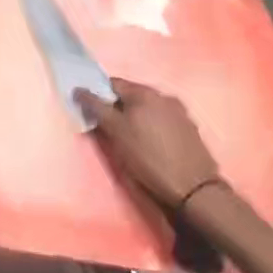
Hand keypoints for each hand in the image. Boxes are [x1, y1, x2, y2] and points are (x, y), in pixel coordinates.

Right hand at [76, 77, 221, 206]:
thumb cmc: (149, 157)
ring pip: (148, 108)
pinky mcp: (190, 129)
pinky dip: (152, 126)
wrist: (193, 189)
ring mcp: (180, 112)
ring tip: (130, 138)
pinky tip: (152, 144)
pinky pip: (163, 120)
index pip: (112, 83)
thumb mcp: (116, 133)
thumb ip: (96, 108)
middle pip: (132, 95)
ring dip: (136, 117)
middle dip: (118, 107)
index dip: (98, 95)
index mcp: (145, 92)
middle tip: (109, 128)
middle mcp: (164, 95)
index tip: (91, 112)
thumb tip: (78, 89)